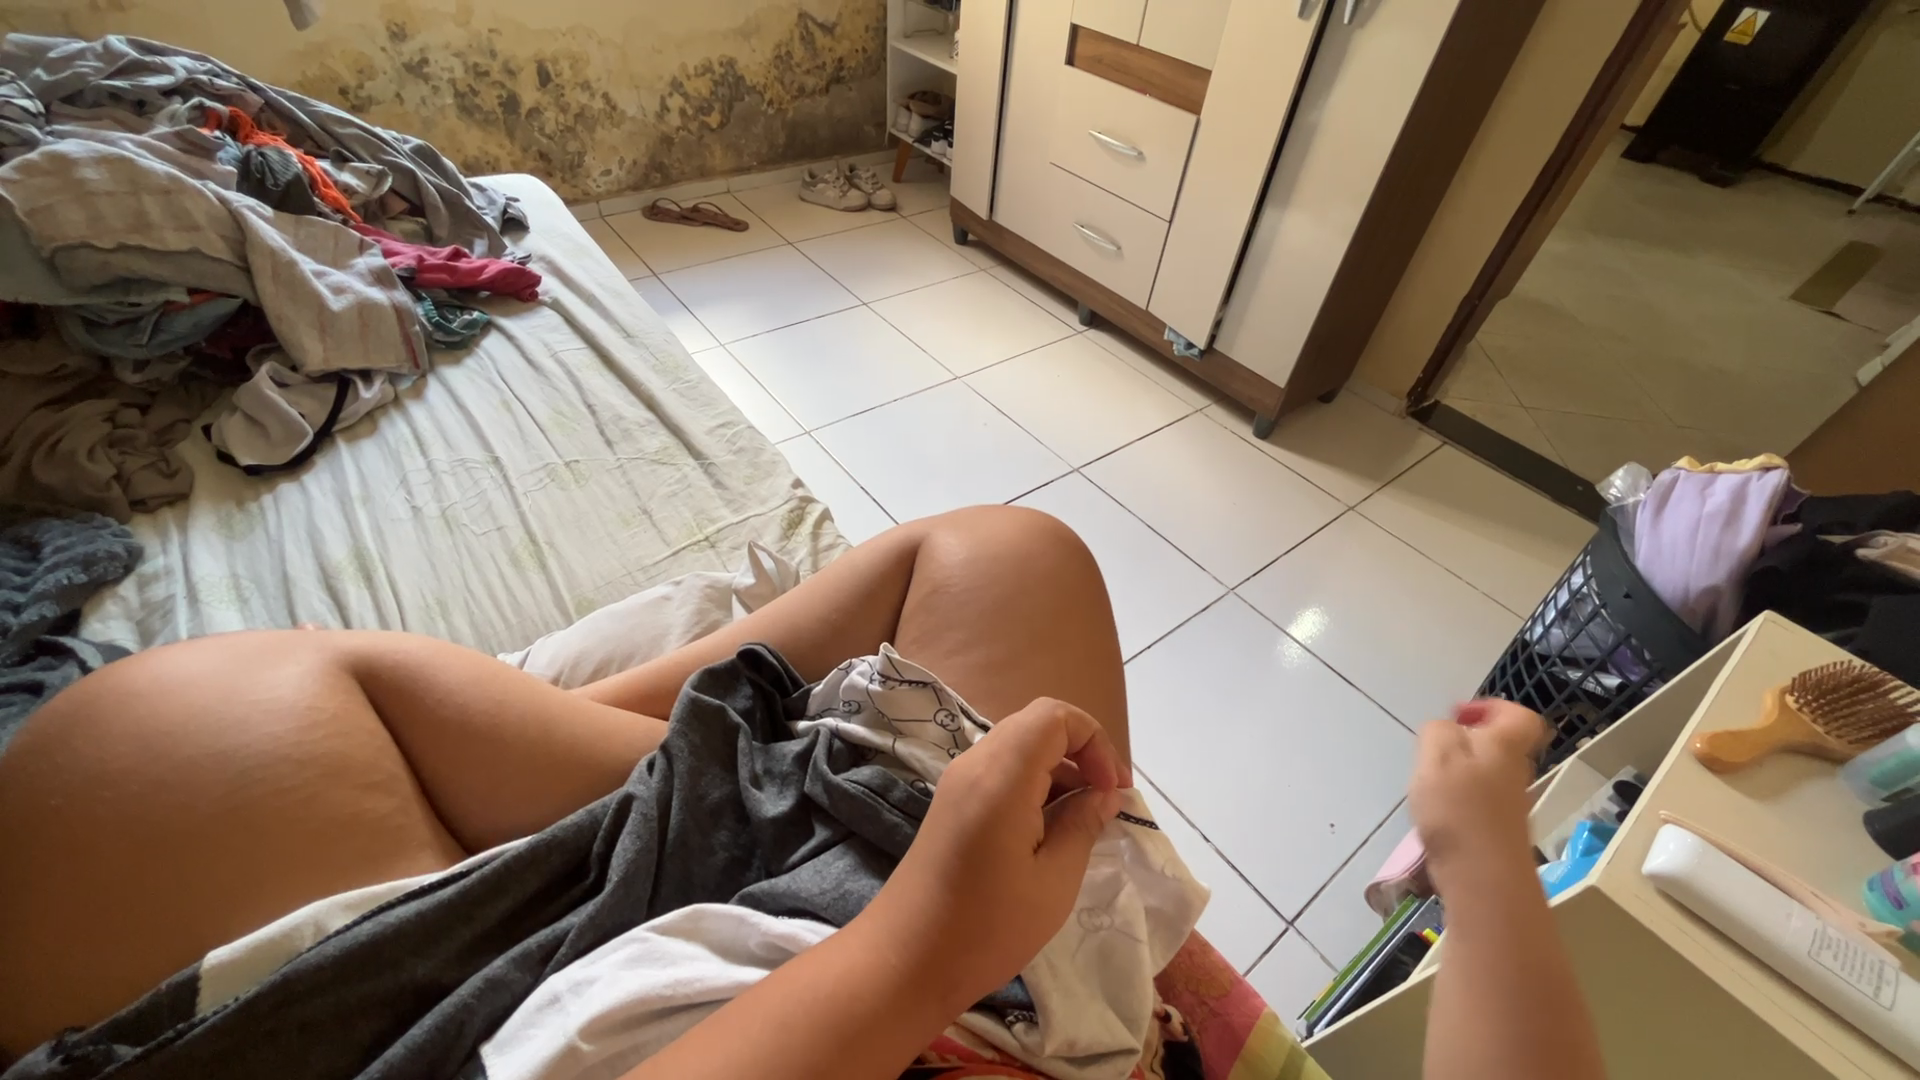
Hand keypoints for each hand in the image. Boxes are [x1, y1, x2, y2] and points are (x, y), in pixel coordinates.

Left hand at [859, 697, 1126, 1012]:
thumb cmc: (986, 927)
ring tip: (1084, 821)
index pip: (1055, 716)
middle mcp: (976, 763)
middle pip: (1037, 724)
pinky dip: (1034, 784)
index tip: (1113, 791)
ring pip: (1020, 746)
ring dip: (1059, 769)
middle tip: (1107, 801)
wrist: (904, 959)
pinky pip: (1001, 770)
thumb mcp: (1053, 882)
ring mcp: (959, 781)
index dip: (1095, 741)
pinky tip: (1050, 829)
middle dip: (1081, 751)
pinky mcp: (952, 801)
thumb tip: (1103, 795)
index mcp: (1001, 775)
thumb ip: (1082, 825)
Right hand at [1408, 700, 1545, 888]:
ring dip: (1458, 770)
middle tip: (1435, 747)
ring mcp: (1508, 805)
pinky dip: (1456, 797)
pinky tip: (1434, 808)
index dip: (1493, 708)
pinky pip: (1477, 799)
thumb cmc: (1458, 806)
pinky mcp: (1495, 830)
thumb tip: (1446, 731)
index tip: (1459, 715)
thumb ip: (1439, 730)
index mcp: (1505, 748)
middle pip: (1500, 746)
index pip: (1520, 717)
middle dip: (1467, 741)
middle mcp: (1515, 774)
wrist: (1481, 873)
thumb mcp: (1438, 751)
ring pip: (1486, 773)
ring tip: (1428, 779)